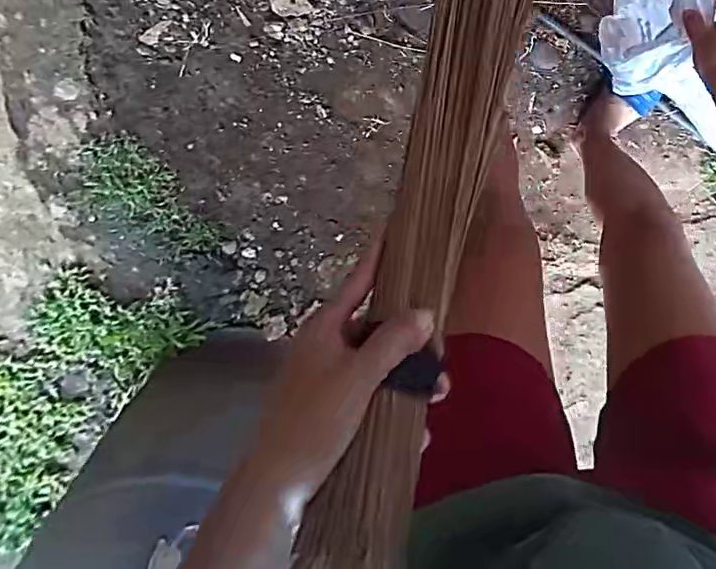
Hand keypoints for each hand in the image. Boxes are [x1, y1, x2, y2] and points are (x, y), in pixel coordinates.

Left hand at [242, 235, 434, 499]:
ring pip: (378, 364)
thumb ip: (391, 343)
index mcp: (327, 327)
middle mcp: (328, 345)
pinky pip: (371, 395)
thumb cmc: (313, 422)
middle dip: (411, 341)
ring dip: (408, 378)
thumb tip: (425, 312)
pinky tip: (415, 430)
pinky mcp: (331, 408)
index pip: (358, 280)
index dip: (377, 255)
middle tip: (440, 354)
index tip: (392, 227)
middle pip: (377, 328)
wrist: (275, 489)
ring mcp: (328, 377)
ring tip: (437, 396)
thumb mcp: (358, 379)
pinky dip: (393, 406)